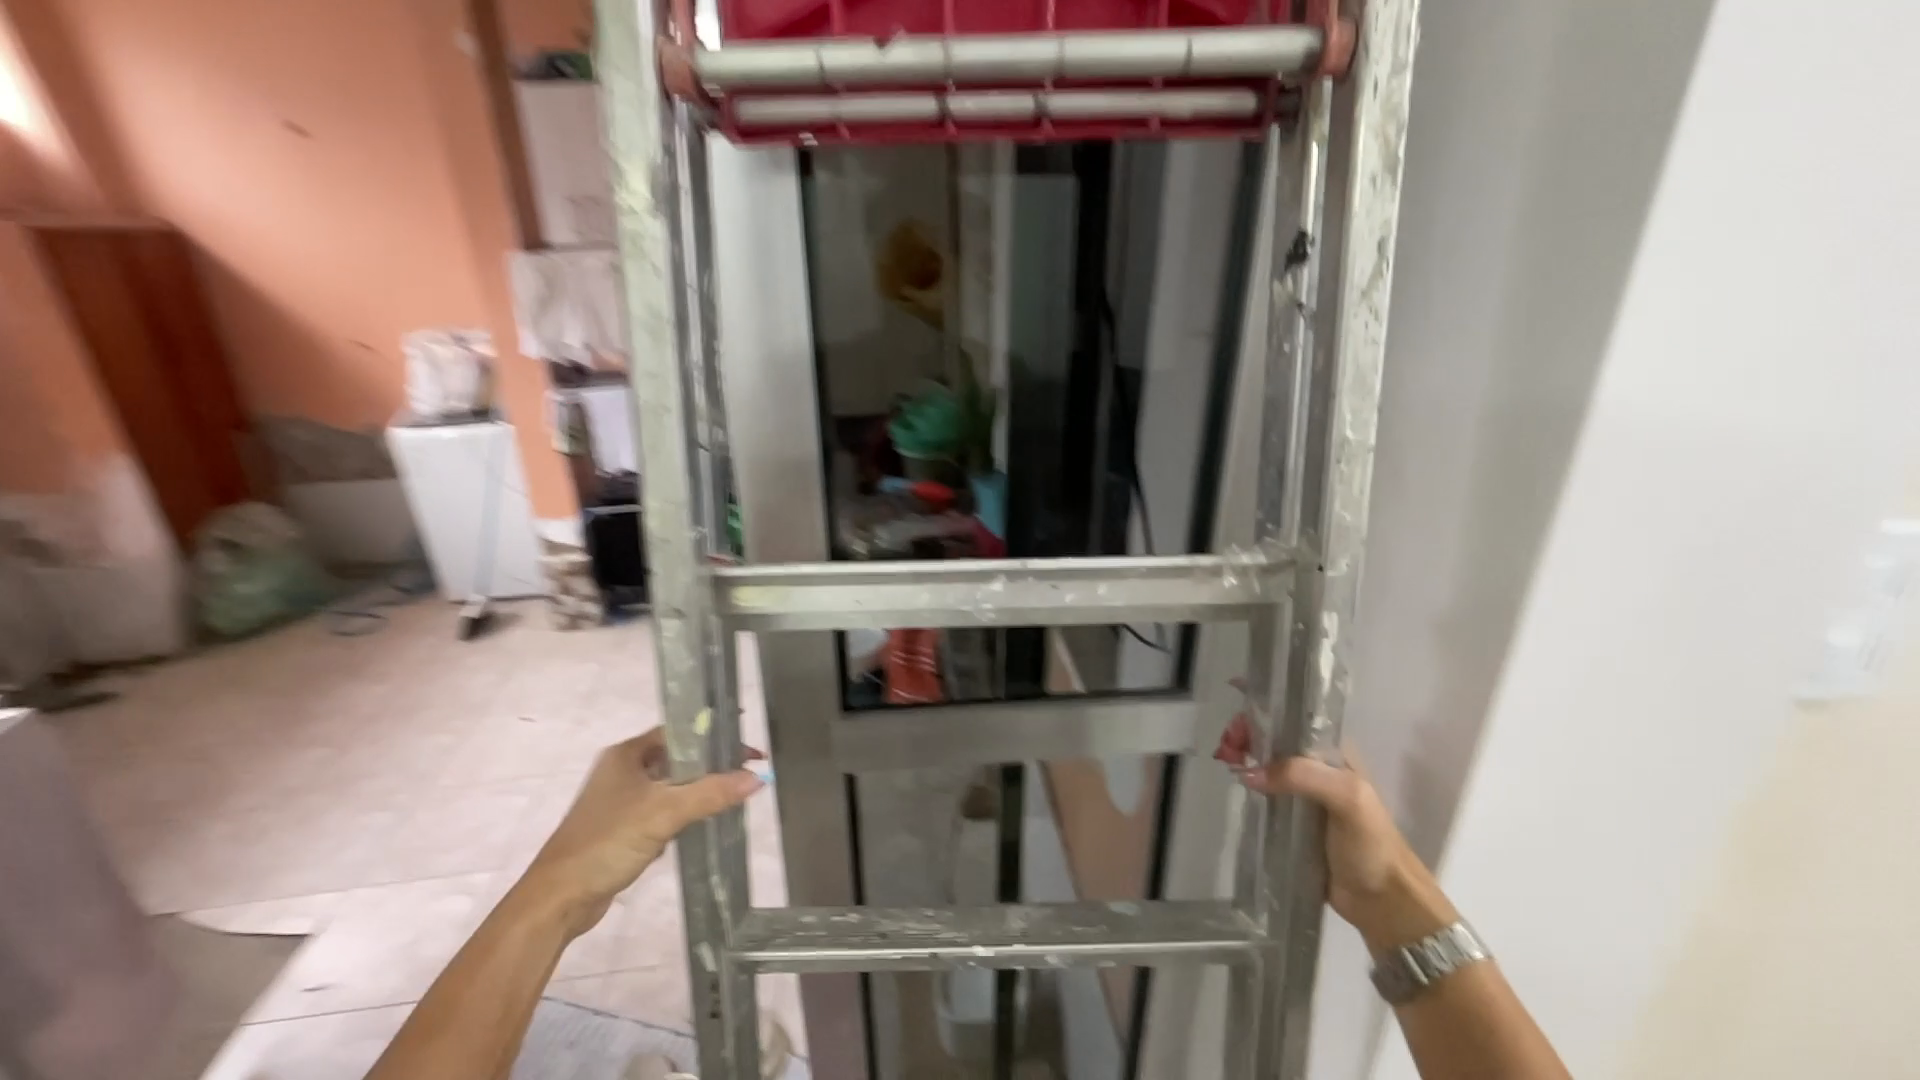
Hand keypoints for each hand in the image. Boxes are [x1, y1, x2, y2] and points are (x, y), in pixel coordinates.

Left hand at [518, 728, 764, 936]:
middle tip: (747, 774)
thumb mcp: (665, 813)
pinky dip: (682, 815)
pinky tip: (701, 826)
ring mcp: (620, 800)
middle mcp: (622, 770)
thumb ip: (711, 793)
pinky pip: (662, 811)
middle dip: (711, 766)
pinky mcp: (622, 827)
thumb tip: (758, 778)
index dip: (714, 736)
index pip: (679, 731)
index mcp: (627, 753)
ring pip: (670, 787)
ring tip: (732, 797)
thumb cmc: (608, 842)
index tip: (747, 749)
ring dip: (698, 792)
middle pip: (677, 758)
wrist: (560, 897)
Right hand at [1215, 715, 1455, 951]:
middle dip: (1245, 735)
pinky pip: (1262, 795)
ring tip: (1225, 765)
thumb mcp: (1348, 798)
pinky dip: (1245, 786)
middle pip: (1272, 739)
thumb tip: (1248, 772)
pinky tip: (1234, 786)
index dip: (1262, 713)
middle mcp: (1316, 768)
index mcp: (1333, 754)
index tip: (1236, 722)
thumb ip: (1302, 776)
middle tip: (1226, 751)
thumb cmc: (1372, 844)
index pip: (1292, 719)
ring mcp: (1302, 795)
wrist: (1382, 900)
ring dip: (1241, 757)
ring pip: (1264, 764)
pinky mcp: (1290, 821)